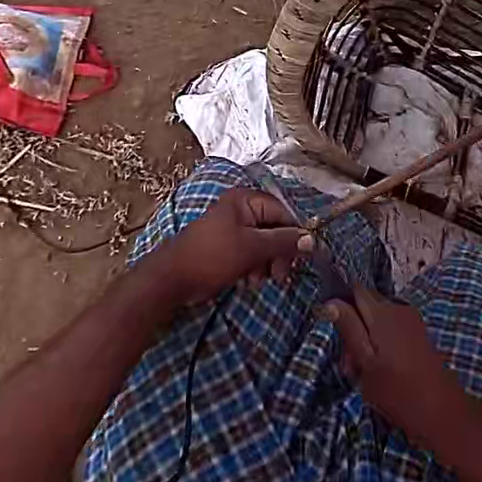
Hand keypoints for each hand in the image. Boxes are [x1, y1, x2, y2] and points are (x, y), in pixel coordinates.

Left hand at [142, 188, 312, 306]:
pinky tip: (247, 280)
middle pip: (273, 228)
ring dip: (266, 263)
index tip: (299, 259)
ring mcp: (231, 227)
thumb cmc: (212, 257)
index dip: (294, 235)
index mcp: (245, 200)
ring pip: (263, 243)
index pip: (282, 213)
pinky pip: (249, 252)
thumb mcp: (252, 248)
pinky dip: (252, 266)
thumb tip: (312, 240)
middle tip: (279, 276)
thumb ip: (283, 242)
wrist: (169, 281)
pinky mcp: (225, 246)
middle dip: (278, 253)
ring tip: (258, 279)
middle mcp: (240, 209)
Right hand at [322, 285, 471, 445]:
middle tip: (351, 366)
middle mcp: (397, 307)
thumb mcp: (365, 361)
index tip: (336, 333)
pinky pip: (391, 329)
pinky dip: (381, 346)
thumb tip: (330, 301)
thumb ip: (349, 328)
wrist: (440, 409)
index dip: (341, 306)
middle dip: (353, 329)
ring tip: (365, 375)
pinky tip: (381, 373)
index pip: (355, 290)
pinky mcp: (417, 333)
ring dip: (366, 341)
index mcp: (382, 311)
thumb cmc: (397, 389)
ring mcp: (410, 319)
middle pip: (366, 306)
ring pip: (377, 320)